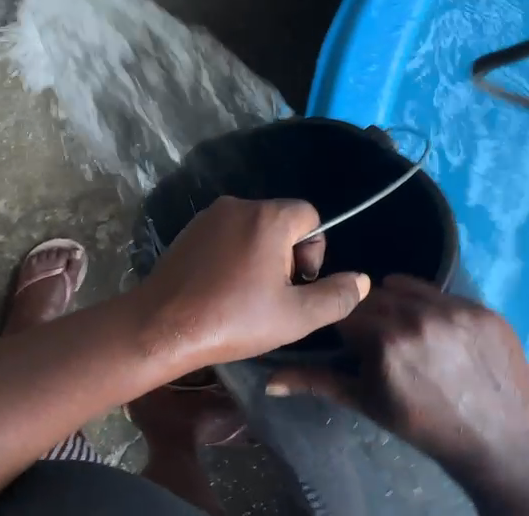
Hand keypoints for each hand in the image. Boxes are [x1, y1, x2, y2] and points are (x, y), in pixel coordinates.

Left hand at [131, 197, 369, 369]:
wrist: (166, 322)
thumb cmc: (235, 318)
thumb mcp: (298, 316)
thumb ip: (337, 295)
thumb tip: (362, 279)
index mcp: (265, 217)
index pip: (309, 214)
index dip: (314, 249)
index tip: (298, 282)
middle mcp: (236, 205)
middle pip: (280, 220)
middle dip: (287, 254)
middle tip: (274, 293)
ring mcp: (208, 215)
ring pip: (253, 229)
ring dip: (261, 256)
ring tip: (249, 295)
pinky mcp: (189, 229)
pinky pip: (227, 234)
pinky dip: (235, 255)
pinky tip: (225, 288)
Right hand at [269, 276, 528, 514]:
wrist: (507, 452)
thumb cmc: (426, 428)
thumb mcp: (367, 404)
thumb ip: (315, 381)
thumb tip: (267, 379)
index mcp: (386, 339)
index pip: (343, 307)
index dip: (341, 321)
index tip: (347, 338)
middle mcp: (419, 317)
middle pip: (371, 294)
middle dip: (368, 314)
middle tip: (379, 339)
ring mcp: (458, 312)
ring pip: (403, 287)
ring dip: (397, 304)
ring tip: (409, 334)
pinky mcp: (486, 313)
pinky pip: (442, 294)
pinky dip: (434, 309)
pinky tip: (441, 336)